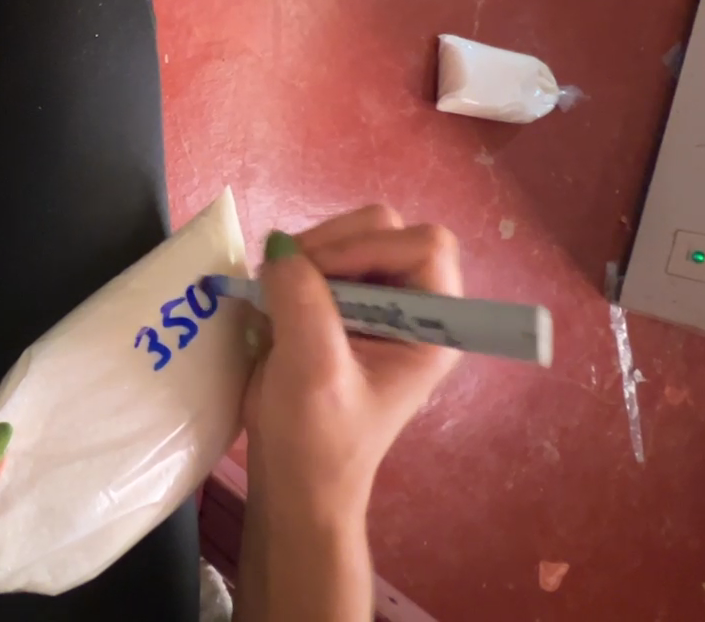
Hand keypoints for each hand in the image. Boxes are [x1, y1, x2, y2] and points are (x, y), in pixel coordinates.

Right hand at [236, 205, 462, 621]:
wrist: (292, 475)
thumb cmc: (318, 438)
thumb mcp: (313, 372)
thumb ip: (302, 303)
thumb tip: (279, 246)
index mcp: (432, 328)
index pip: (423, 247)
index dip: (370, 249)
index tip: (316, 275)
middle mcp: (409, 307)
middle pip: (383, 229)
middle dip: (332, 244)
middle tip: (288, 277)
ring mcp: (371, 301)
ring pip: (347, 234)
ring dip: (307, 251)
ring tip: (275, 288)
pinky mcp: (335, 301)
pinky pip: (318, 253)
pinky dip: (291, 262)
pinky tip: (271, 293)